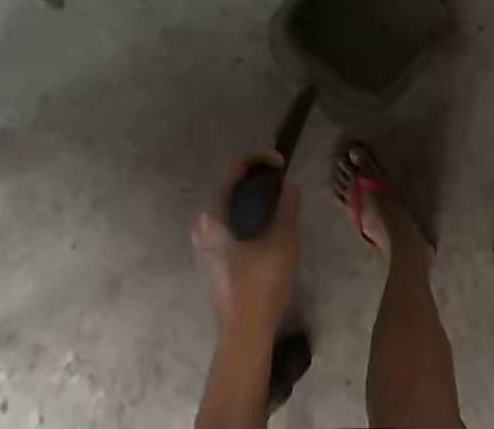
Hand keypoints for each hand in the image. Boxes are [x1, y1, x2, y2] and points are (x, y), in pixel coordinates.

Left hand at [191, 152, 299, 333]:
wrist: (244, 334)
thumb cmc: (260, 283)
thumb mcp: (282, 240)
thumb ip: (287, 207)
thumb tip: (290, 186)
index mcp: (214, 212)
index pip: (235, 168)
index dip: (260, 159)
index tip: (282, 164)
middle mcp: (203, 221)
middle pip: (230, 185)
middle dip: (257, 178)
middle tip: (282, 181)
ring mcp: (204, 241)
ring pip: (229, 206)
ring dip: (253, 198)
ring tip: (279, 202)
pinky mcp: (211, 257)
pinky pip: (229, 223)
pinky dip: (247, 216)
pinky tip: (267, 228)